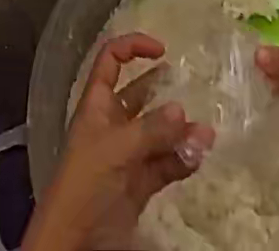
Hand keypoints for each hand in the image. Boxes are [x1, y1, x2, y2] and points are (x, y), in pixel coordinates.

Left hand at [25, 34, 214, 250]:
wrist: (73, 243)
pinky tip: (200, 155)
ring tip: (205, 132)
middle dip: (164, 90)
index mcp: (96, 104)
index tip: (162, 50)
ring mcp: (127, 154)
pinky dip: (182, 159)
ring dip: (181, 131)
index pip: (110, 61)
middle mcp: (112, 124)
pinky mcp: (139, 184)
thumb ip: (151, 129)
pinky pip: (165, 164)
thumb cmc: (85, 183)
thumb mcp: (116, 149)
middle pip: (139, 95)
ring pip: (158, 132)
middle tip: (192, 86)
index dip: (133, 48)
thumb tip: (182, 109)